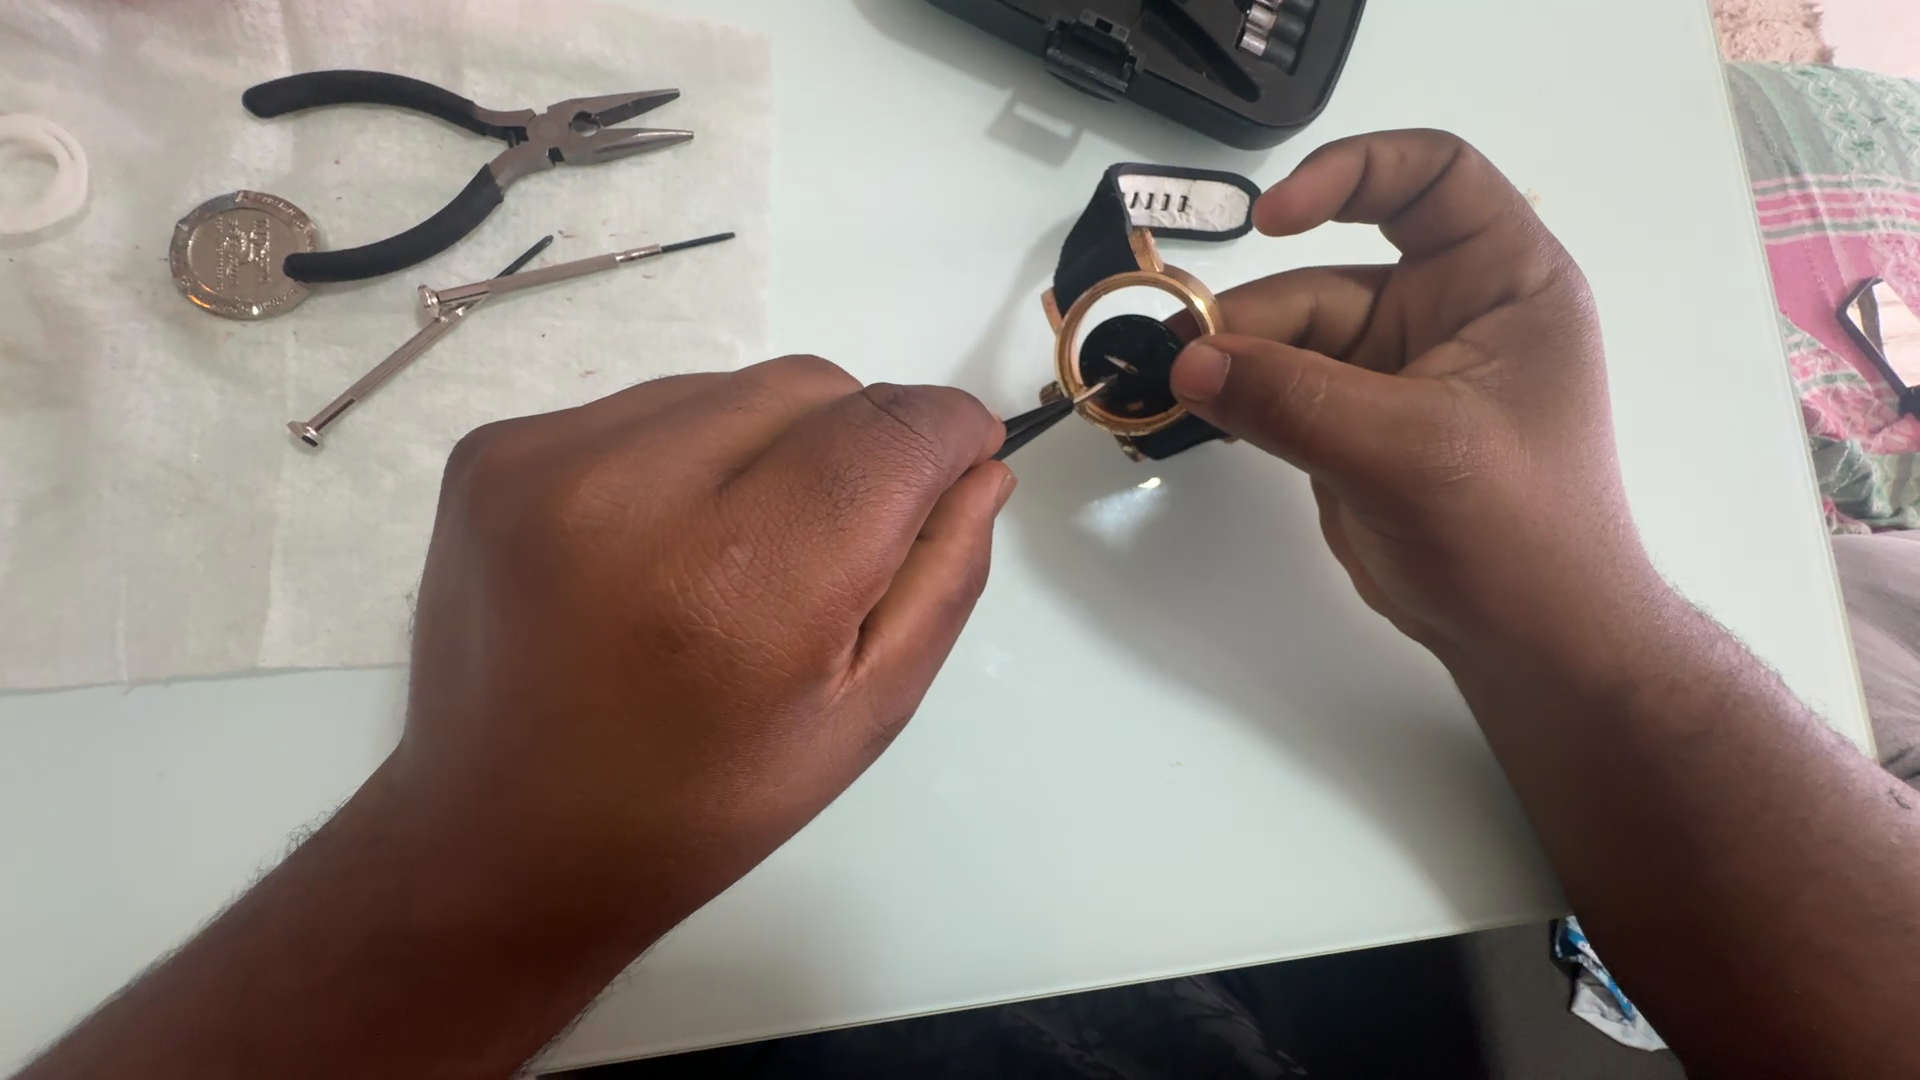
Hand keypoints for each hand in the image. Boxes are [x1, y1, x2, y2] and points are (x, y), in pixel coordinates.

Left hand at [394, 357, 1011, 942]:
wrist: (503, 840)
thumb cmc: (709, 799)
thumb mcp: (867, 712)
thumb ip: (944, 576)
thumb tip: (981, 468)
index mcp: (741, 585)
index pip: (888, 434)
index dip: (951, 426)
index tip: (971, 451)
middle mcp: (632, 493)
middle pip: (818, 387)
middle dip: (871, 435)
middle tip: (855, 524)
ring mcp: (544, 457)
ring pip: (740, 386)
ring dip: (787, 438)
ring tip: (755, 539)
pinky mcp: (496, 449)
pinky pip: (658, 404)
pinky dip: (706, 447)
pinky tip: (678, 534)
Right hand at [1171, 129, 1661, 668]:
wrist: (1518, 632)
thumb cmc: (1507, 529)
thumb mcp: (1405, 451)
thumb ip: (1293, 401)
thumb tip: (1187, 364)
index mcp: (1497, 283)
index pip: (1431, 180)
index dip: (1351, 174)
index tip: (1269, 218)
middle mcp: (1440, 315)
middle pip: (1323, 284)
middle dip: (1249, 321)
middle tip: (1176, 363)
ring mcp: (1386, 374)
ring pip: (1287, 344)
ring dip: (1228, 364)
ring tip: (1170, 390)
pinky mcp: (1346, 425)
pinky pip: (1277, 392)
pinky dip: (1235, 399)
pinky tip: (1192, 410)